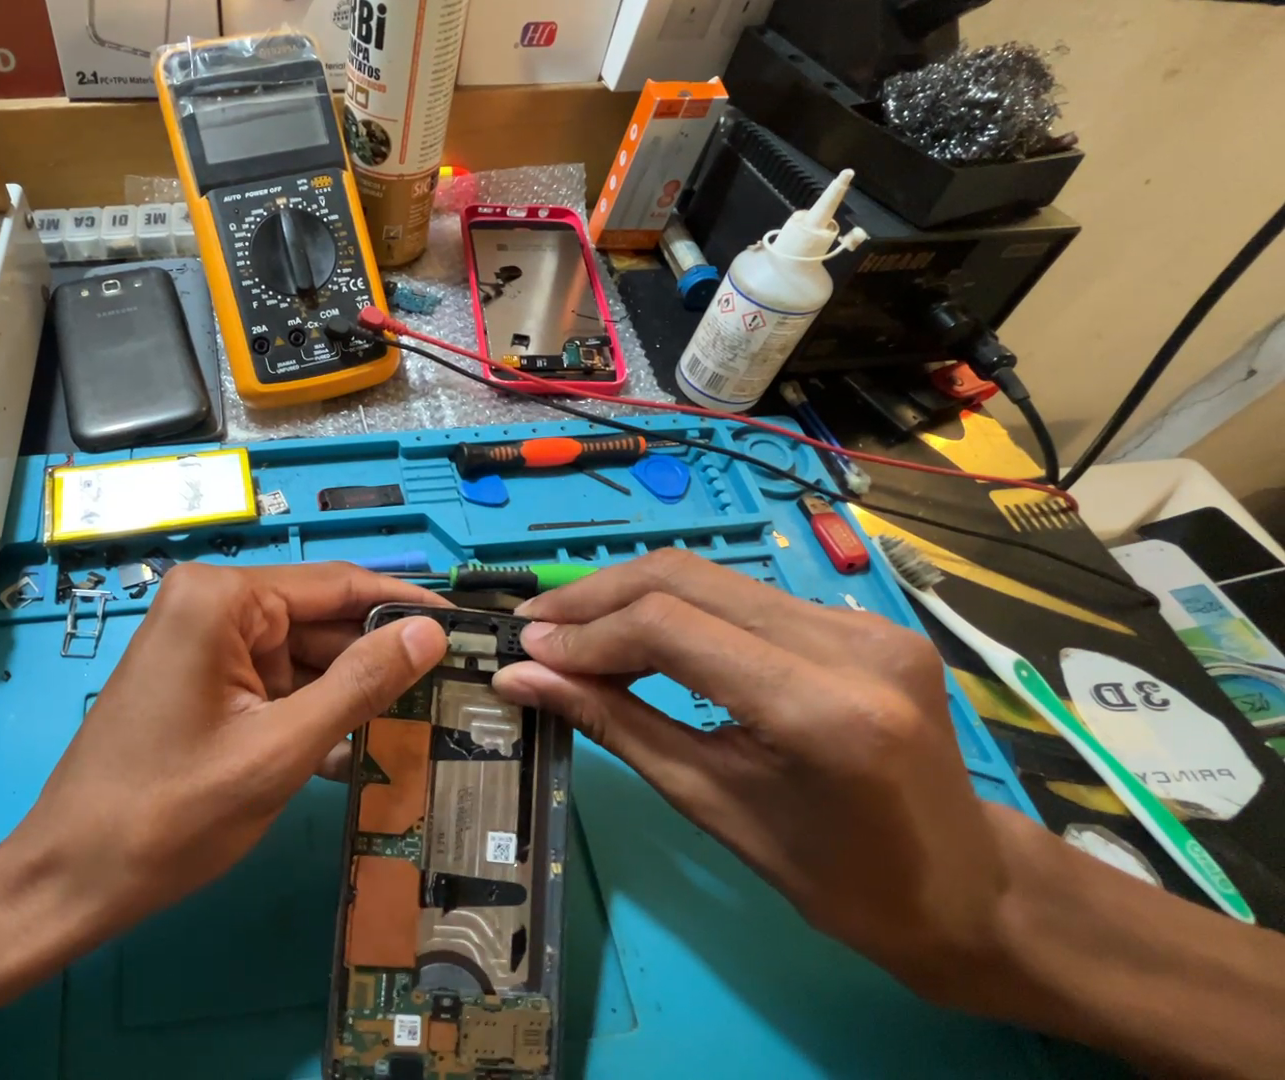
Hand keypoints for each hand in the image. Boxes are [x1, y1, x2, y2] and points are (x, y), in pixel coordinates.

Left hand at [3, 563, 448, 934]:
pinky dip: (312, 716)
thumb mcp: (280, 750)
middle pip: (319, 622)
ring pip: (302, 659)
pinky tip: (358, 751)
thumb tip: (429, 631)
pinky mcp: (202, 684)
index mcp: (221, 599)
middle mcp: (211, 606)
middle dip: (379, 658)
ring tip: (423, 721)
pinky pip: (274, 687)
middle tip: (455, 686)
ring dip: (349, 695)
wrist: (72, 877)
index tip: (467, 623)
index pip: (337, 585)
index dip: (405, 605)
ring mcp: (203, 646)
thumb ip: (360, 685)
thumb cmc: (170, 814)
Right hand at [490, 549, 1009, 997]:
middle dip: (594, 597)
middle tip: (535, 627)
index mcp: (820, 708)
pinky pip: (739, 595)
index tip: (525, 652)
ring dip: (627, 596)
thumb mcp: (708, 801)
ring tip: (569, 628)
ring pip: (709, 576)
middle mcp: (848, 643)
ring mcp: (861, 623)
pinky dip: (673, 608)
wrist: (968, 890)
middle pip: (685, 577)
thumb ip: (611, 724)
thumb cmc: (833, 875)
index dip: (585, 634)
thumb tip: (521, 678)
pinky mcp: (858, 619)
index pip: (670, 627)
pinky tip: (636, 635)